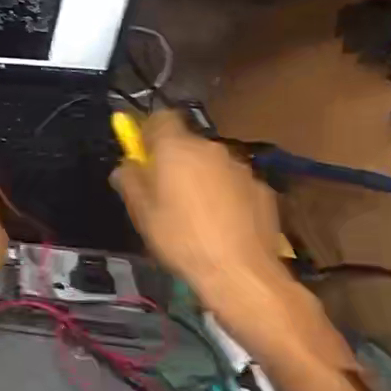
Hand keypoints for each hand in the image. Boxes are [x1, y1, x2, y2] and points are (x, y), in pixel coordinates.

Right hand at [110, 110, 281, 279]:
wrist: (239, 272)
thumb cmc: (179, 238)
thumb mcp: (140, 212)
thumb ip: (129, 179)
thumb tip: (128, 165)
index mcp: (176, 148)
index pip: (160, 117)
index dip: (149, 131)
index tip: (142, 154)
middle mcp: (211, 149)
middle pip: (186, 144)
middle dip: (175, 161)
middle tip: (164, 192)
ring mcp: (241, 169)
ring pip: (211, 165)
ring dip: (201, 178)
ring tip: (196, 215)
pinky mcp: (263, 190)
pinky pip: (234, 185)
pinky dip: (226, 196)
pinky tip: (223, 225)